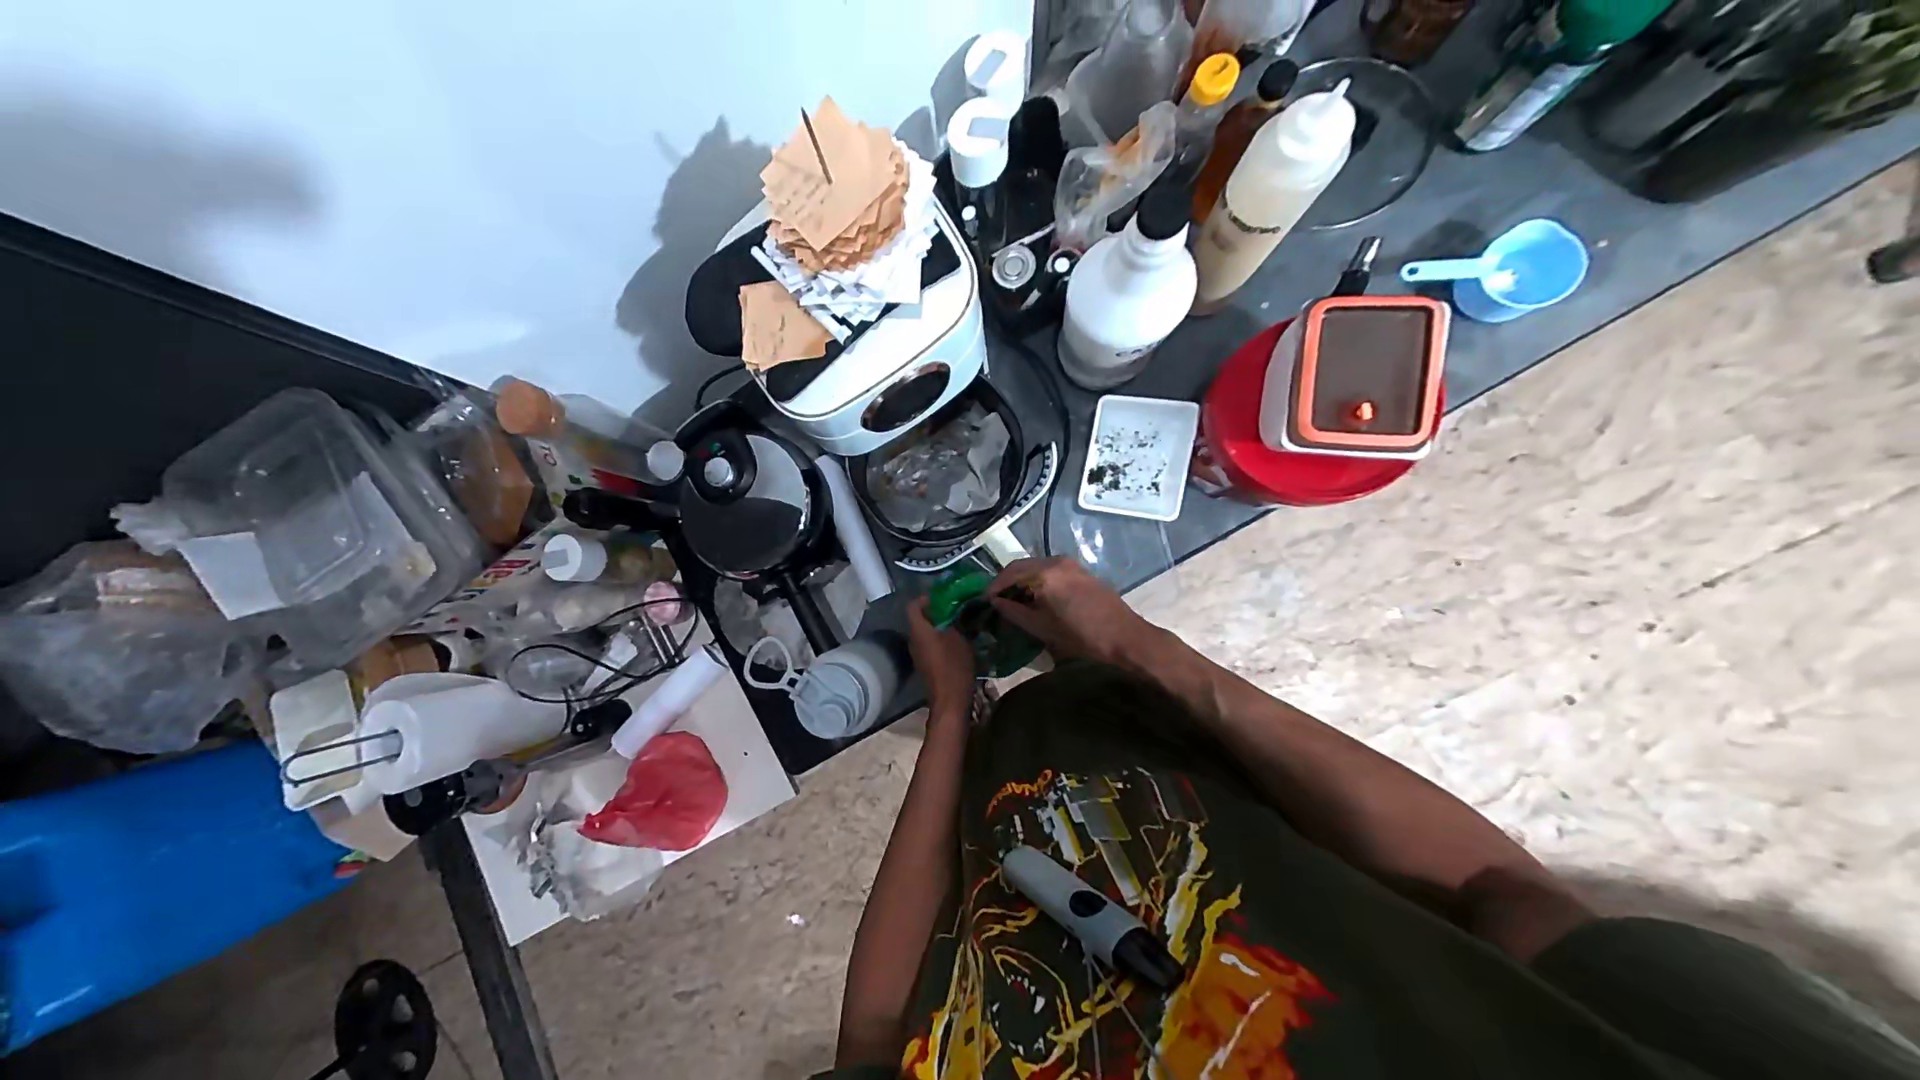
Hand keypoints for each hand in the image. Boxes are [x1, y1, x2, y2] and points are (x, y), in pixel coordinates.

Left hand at [907, 596, 975, 718]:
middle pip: (920, 618)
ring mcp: (918, 654)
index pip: (913, 605)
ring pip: (926, 632)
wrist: (950, 700)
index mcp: (918, 630)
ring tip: (961, 622)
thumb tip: (959, 605)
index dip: (927, 598)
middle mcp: (913, 640)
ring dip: (941, 625)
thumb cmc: (954, 665)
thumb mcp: (960, 637)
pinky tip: (959, 640)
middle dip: (937, 611)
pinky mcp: (926, 665)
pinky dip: (942, 639)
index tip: (945, 596)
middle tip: (957, 607)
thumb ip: (957, 619)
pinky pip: (931, 644)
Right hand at [988, 557, 1160, 666]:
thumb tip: (996, 602)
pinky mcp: (1081, 572)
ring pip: (1036, 567)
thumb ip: (1014, 612)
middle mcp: (1057, 561)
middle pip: (1021, 566)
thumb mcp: (1042, 628)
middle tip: (996, 602)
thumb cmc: (1082, 638)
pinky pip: (1051, 571)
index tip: (983, 602)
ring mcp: (1072, 565)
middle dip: (1006, 582)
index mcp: (1045, 573)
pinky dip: (1038, 581)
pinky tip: (1035, 599)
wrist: (1125, 640)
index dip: (993, 587)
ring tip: (1013, 602)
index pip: (1009, 573)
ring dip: (1022, 581)